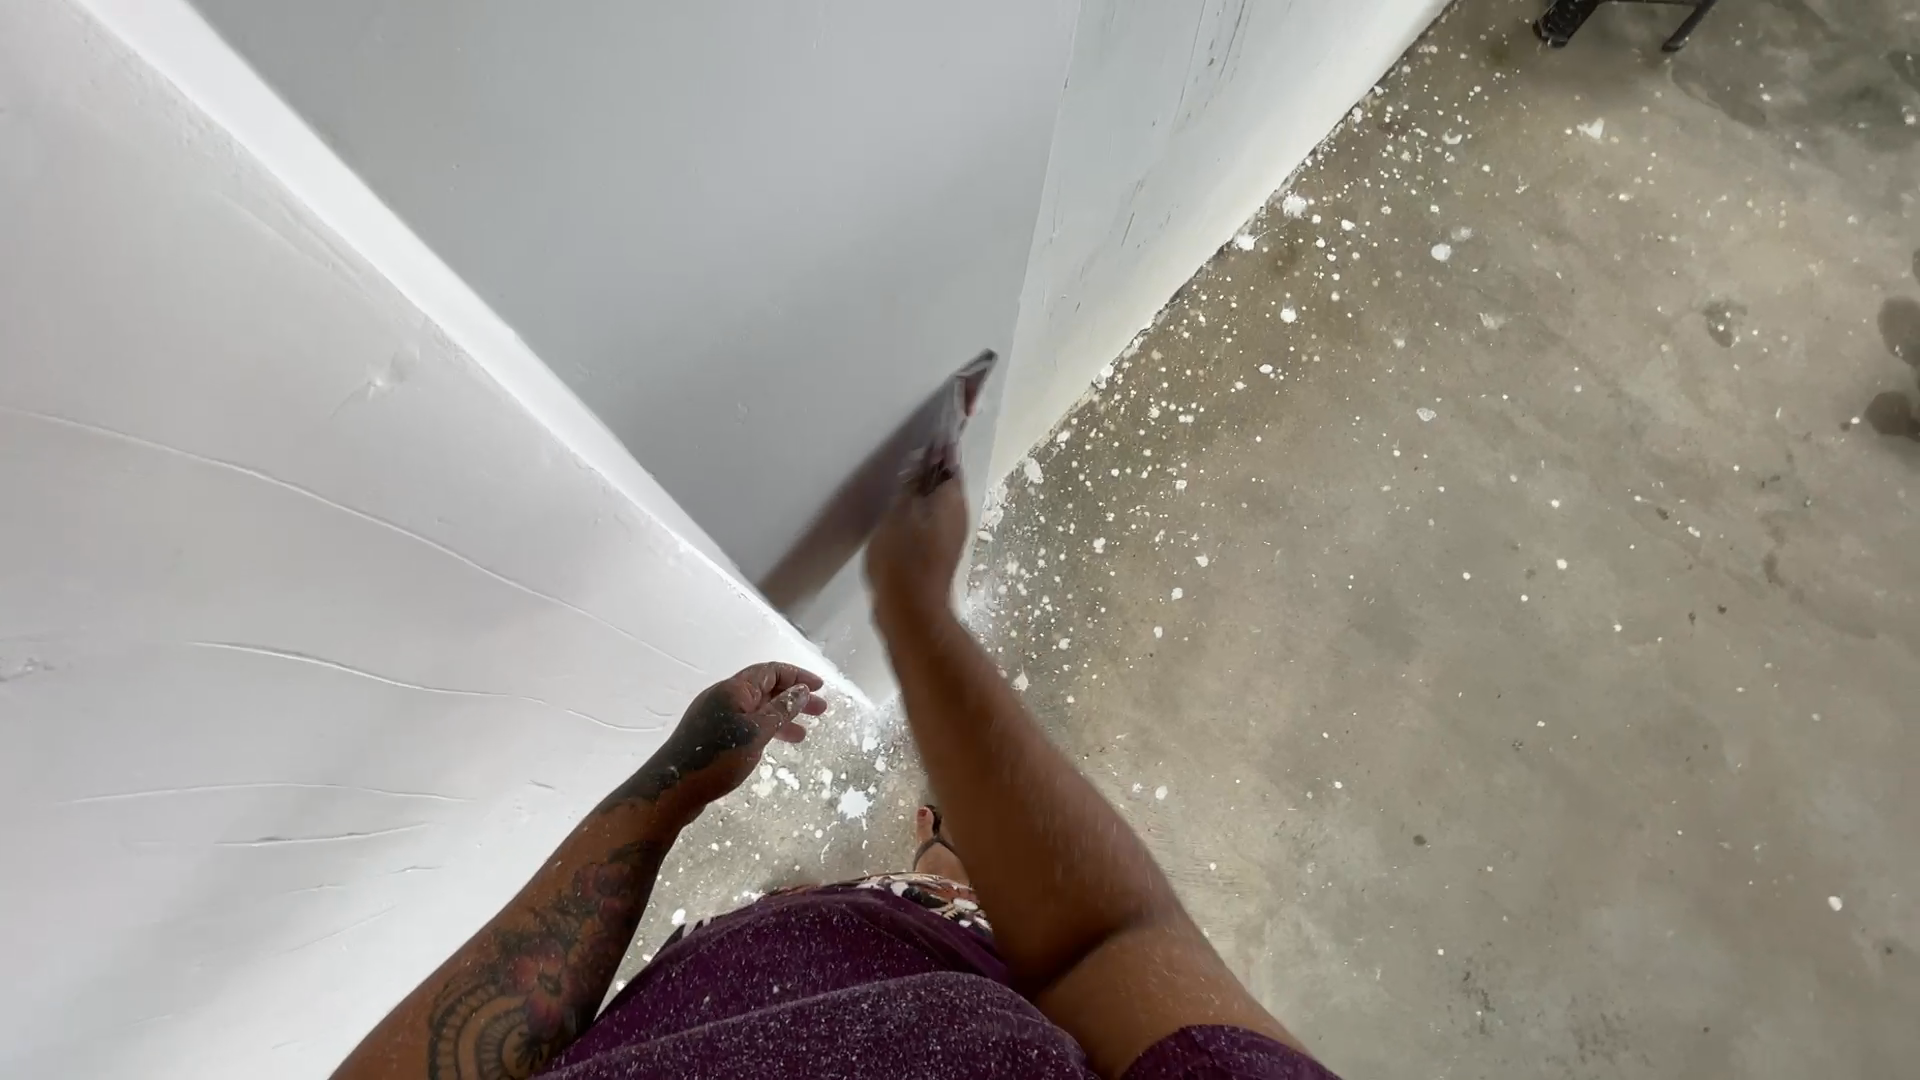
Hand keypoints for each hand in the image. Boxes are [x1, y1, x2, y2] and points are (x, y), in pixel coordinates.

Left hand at [619, 663, 826, 823]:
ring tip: (803, 735)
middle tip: (820, 711)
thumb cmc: (717, 758)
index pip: (771, 671)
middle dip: (794, 698)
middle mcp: (724, 697)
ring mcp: (716, 717)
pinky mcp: (712, 736)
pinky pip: (746, 724)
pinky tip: (774, 744)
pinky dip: (765, 730)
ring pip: (757, 709)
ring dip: (782, 717)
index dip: (798, 677)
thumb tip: (801, 691)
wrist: (672, 790)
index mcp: (734, 690)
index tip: (820, 688)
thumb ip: (780, 711)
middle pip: (766, 689)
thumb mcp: (756, 733)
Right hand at [866, 456, 969, 625]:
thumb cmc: (904, 555)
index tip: (928, 432)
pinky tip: (899, 514)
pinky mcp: (938, 553)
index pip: (951, 461)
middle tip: (908, 455)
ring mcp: (950, 536)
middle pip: (945, 483)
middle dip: (930, 469)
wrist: (911, 608)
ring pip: (937, 504)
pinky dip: (917, 513)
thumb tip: (922, 458)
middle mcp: (958, 515)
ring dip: (922, 492)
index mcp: (952, 498)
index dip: (940, 446)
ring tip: (899, 482)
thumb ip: (911, 483)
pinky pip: (930, 522)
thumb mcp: (899, 511)